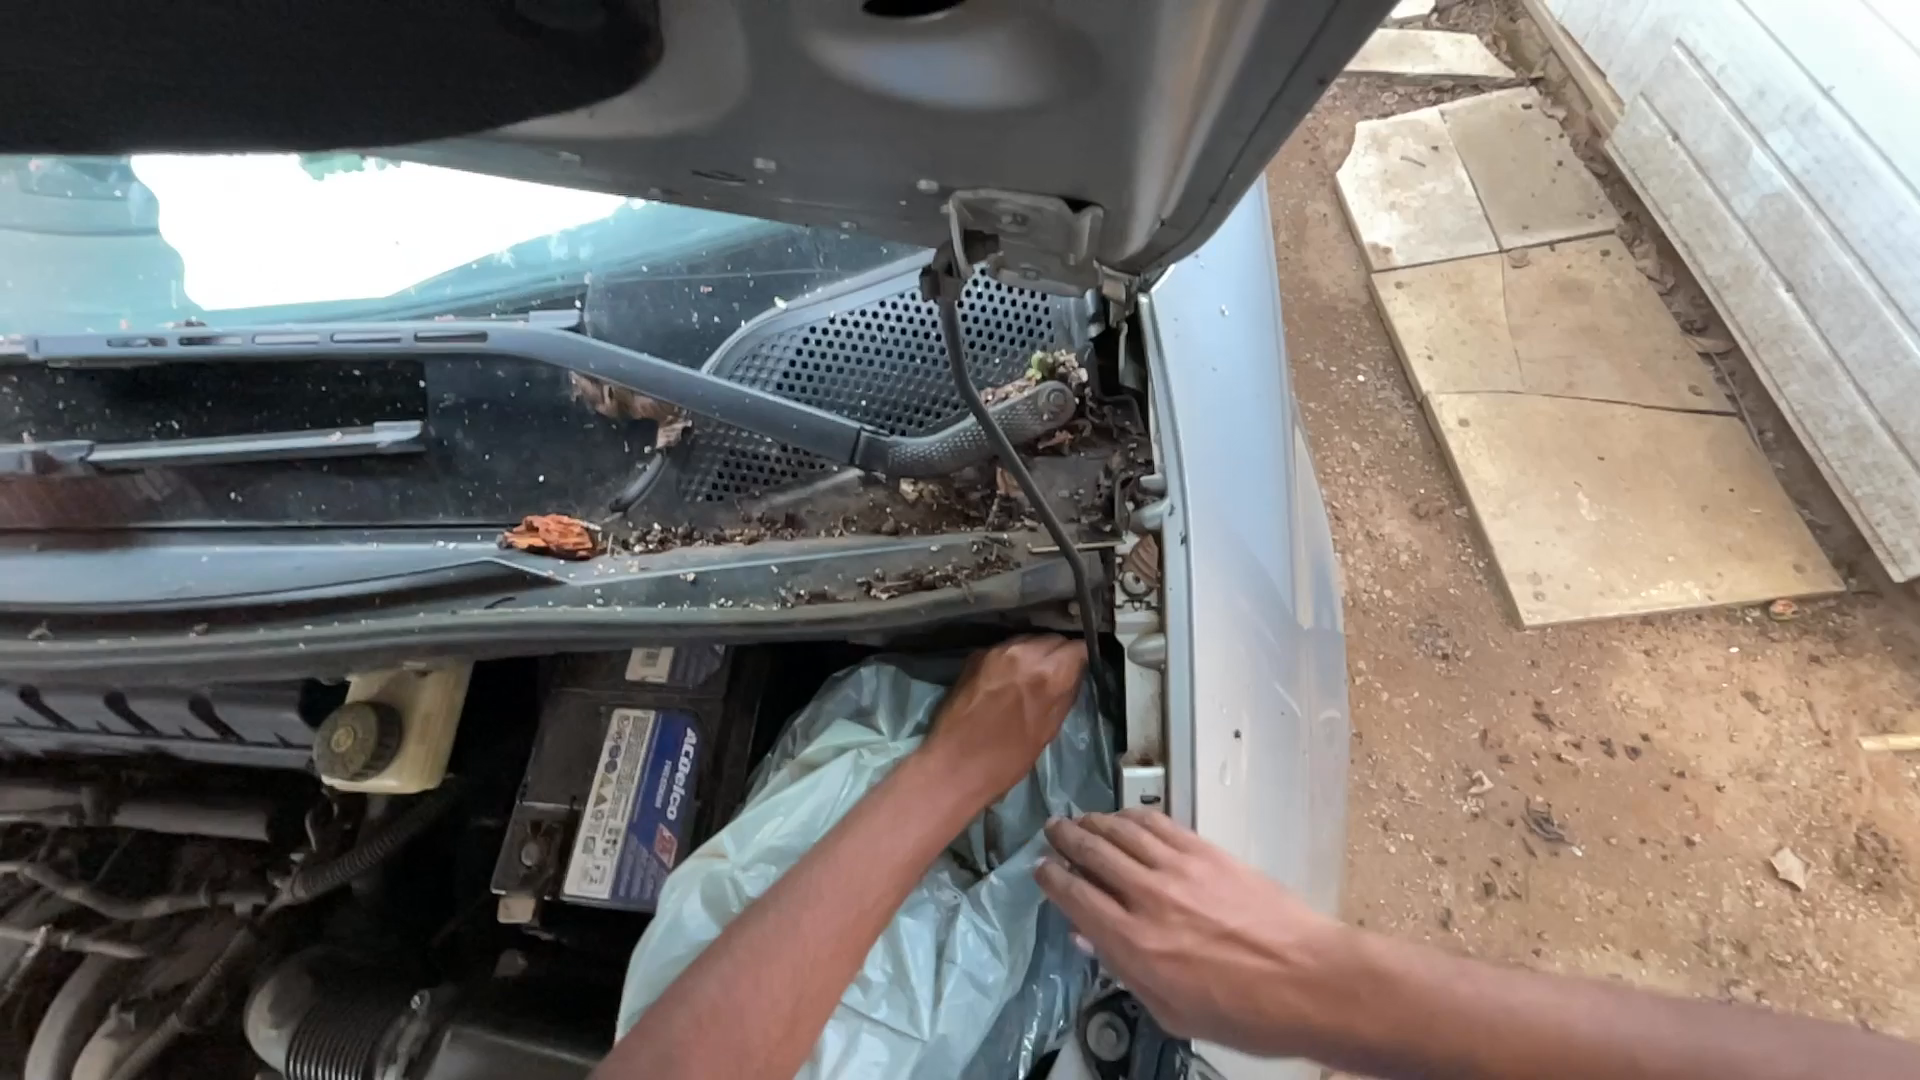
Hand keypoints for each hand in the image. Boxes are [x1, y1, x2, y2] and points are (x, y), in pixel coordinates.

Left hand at [919, 635, 1086, 801]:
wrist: (955, 764)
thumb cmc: (1007, 758)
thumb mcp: (1049, 729)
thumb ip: (1064, 694)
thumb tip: (1073, 674)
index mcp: (1049, 675)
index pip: (1078, 647)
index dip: (1081, 657)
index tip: (1080, 667)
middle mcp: (1024, 653)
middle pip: (1053, 638)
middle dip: (1058, 652)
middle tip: (1056, 672)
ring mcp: (997, 651)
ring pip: (1028, 639)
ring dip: (1035, 651)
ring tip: (1031, 674)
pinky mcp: (976, 654)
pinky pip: (1005, 647)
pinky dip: (1012, 657)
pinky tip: (1007, 677)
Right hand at [1036, 811, 1351, 1057]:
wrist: (1310, 980)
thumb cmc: (1243, 1013)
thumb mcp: (1173, 1011)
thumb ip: (1123, 970)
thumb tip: (1087, 936)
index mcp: (1134, 944)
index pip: (1075, 896)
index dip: (1051, 878)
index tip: (1040, 869)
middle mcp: (1146, 897)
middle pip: (1092, 853)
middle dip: (1065, 839)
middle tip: (1052, 831)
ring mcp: (1176, 868)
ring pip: (1120, 830)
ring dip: (1093, 822)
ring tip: (1080, 820)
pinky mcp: (1203, 850)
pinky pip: (1157, 823)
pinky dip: (1132, 815)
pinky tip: (1123, 817)